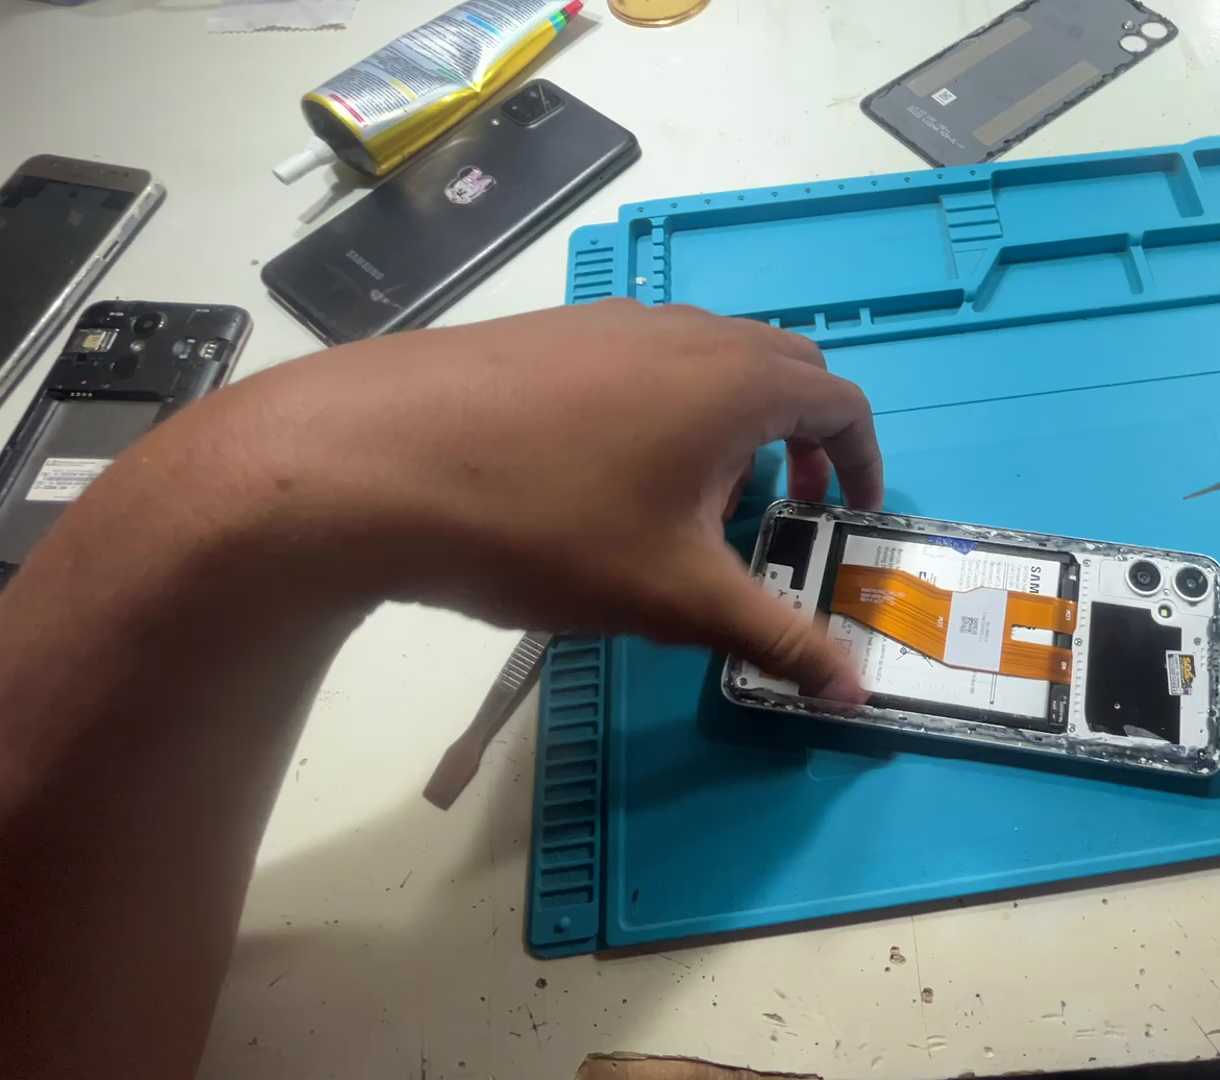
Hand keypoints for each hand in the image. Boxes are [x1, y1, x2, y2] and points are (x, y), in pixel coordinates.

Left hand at [138, 300, 880, 698]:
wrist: (356, 465)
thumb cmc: (548, 526)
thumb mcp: (679, 597)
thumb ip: (779, 641)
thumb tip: (854, 695)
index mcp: (737, 382)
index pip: (843, 403)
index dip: (863, 460)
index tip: (849, 511)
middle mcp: (689, 333)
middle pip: (788, 370)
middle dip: (810, 435)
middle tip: (789, 500)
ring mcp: (617, 322)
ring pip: (718, 359)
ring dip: (742, 418)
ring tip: (701, 491)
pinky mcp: (557, 330)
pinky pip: (654, 357)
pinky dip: (679, 402)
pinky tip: (619, 466)